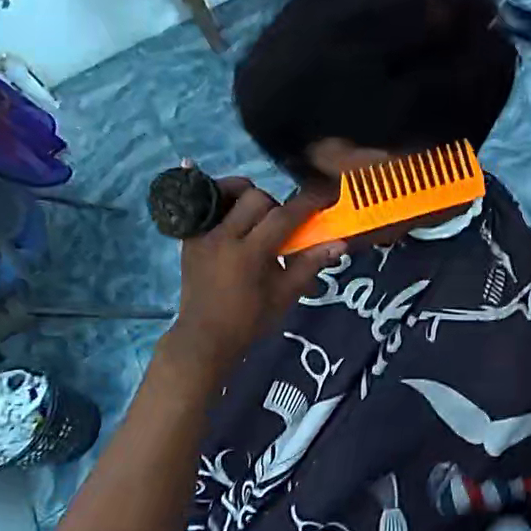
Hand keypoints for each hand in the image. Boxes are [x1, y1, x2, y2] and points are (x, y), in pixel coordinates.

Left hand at [164, 178, 343, 376]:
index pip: (283, 217)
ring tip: (255, 216)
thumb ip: (311, 263)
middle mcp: (223, 237)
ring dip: (246, 197)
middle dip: (274, 206)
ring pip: (227, 193)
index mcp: (249, 254)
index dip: (306, 204)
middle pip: (255, 197)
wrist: (205, 337)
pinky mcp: (189, 237)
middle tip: (281, 226)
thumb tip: (340, 243)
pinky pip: (206, 206)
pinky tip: (233, 218)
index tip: (323, 197)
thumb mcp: (286, 293)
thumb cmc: (250, 319)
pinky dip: (223, 204)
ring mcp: (202, 235)